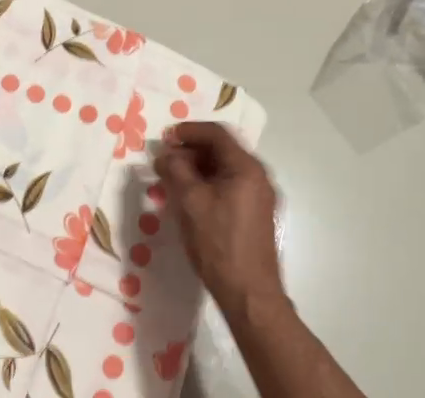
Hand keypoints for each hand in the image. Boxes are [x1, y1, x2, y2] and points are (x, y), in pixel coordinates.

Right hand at [154, 122, 282, 315]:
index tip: (164, 139)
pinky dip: (208, 184)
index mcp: (247, 168)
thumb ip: (176, 170)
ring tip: (172, 181)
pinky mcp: (256, 215)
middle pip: (221, 149)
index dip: (187, 131)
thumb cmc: (218, 244)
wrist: (250, 295)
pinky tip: (189, 199)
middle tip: (164, 161)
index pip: (216, 133)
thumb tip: (166, 154)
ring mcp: (260, 197)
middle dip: (190, 151)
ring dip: (197, 168)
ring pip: (224, 169)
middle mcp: (259, 177)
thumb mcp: (190, 202)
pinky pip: (230, 186)